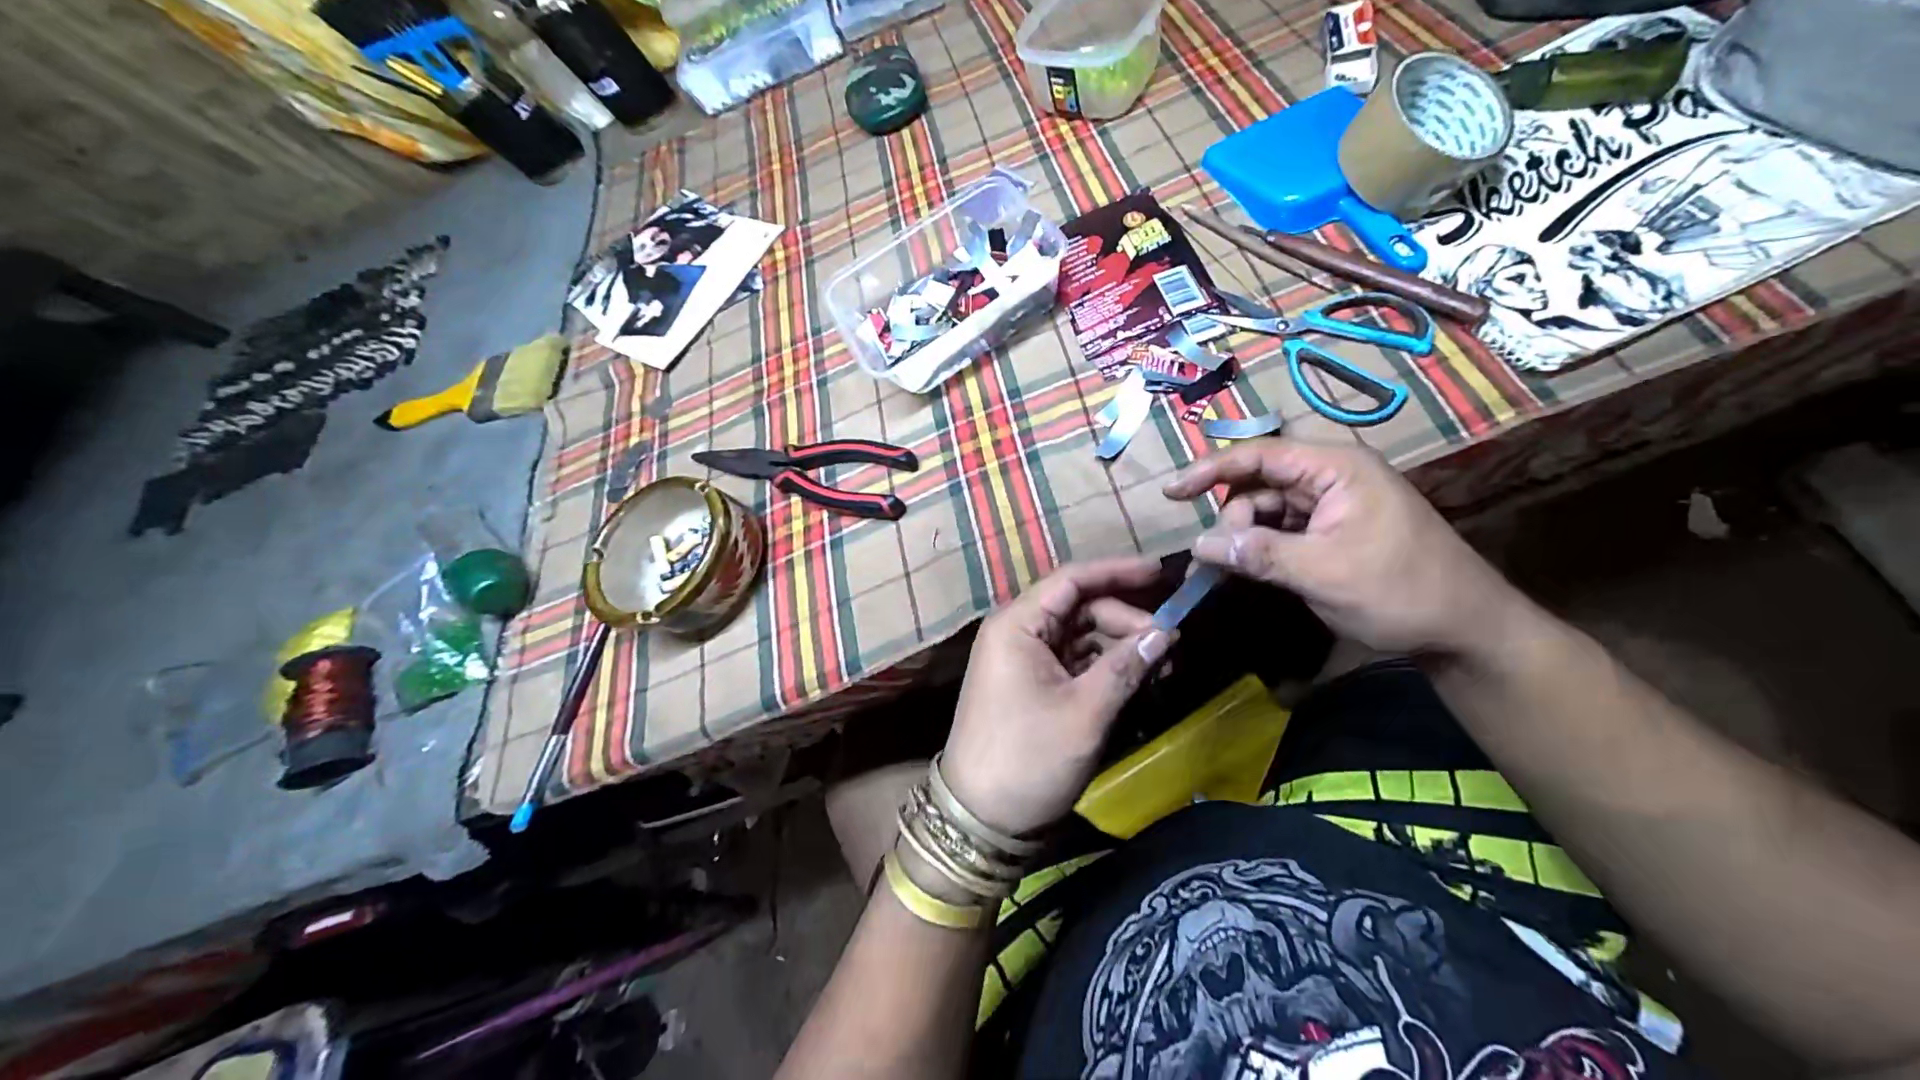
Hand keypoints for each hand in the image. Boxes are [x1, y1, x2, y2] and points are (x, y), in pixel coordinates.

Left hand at [941, 557, 1172, 835]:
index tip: (1163, 573)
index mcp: (1018, 624)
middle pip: (1081, 608)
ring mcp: (1023, 658)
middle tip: (1171, 645)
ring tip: (1162, 669)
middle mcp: (1017, 632)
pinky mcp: (1031, 684)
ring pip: (1081, 635)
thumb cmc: (1029, 757)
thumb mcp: (1086, 712)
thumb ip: (1127, 666)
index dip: (1118, 572)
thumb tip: (1167, 633)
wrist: (980, 817)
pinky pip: (1074, 661)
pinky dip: (1105, 667)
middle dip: (1127, 621)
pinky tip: (1137, 681)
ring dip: (1120, 646)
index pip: (1072, 579)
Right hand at [1162, 439, 1531, 658]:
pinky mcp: (1331, 533)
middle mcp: (1332, 478)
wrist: (1463, 630)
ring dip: (1242, 537)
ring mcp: (1332, 506)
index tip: (1171, 493)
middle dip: (1231, 518)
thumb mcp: (1322, 572)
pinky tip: (1245, 570)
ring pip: (1265, 510)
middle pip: (1258, 484)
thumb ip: (1258, 554)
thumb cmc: (1399, 591)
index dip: (1210, 470)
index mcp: (1337, 469)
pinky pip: (1281, 531)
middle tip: (1216, 560)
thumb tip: (1198, 545)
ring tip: (1226, 571)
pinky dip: (1259, 549)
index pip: (1260, 455)